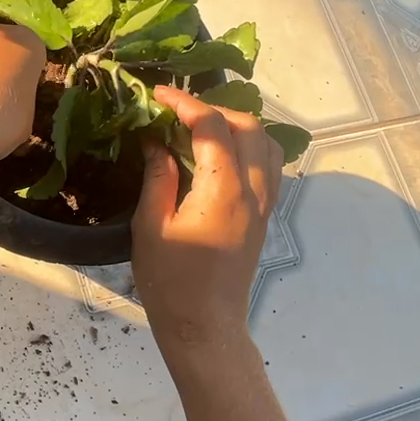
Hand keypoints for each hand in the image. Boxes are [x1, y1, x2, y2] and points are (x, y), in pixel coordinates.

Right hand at [133, 86, 282, 356]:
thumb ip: (157, 177)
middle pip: (249, 127)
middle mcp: (253, 190)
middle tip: (177, 113)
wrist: (204, 325)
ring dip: (236, 126)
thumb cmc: (170, 280)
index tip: (158, 95)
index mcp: (222, 190)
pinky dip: (248, 147)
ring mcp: (265, 204)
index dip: (185, 104)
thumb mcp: (150, 226)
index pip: (212, 128)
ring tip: (200, 129)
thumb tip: (156, 141)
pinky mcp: (265, 216)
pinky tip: (218, 156)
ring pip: (266, 144)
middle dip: (214, 109)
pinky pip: (268, 166)